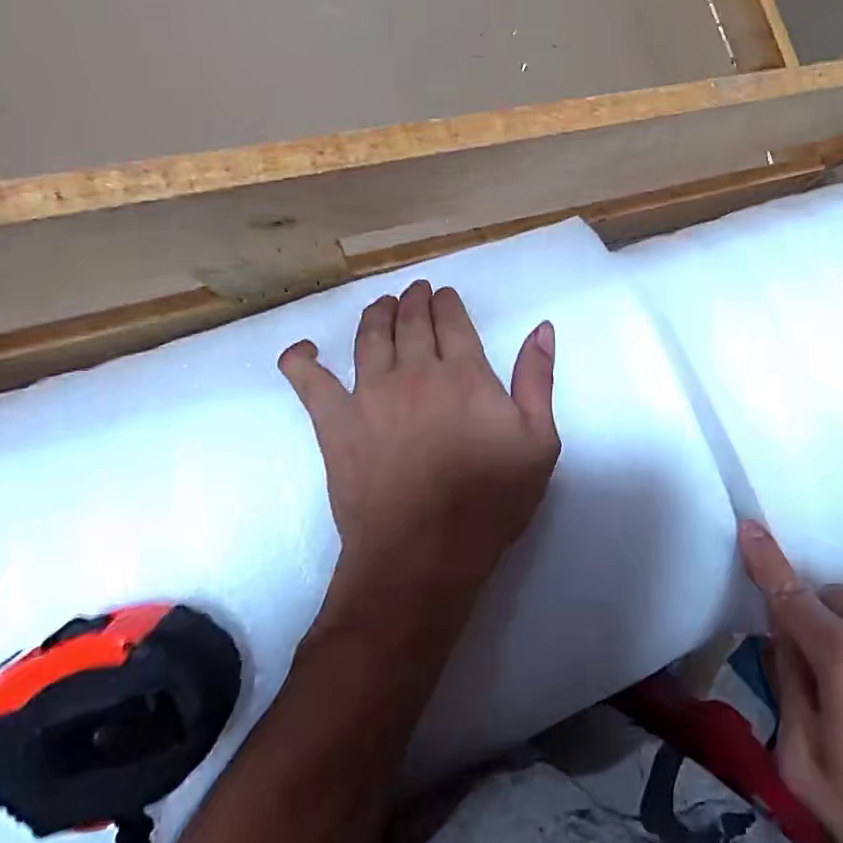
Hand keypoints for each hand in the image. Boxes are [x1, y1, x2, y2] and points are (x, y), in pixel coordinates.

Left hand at [279, 280, 560, 632]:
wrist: (424, 550)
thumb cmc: (490, 500)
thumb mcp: (539, 442)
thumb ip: (538, 380)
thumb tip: (541, 328)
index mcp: (465, 374)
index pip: (452, 321)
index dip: (447, 302)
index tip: (444, 294)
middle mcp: (414, 371)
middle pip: (410, 321)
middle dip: (414, 300)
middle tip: (414, 291)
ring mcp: (369, 393)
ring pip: (368, 337)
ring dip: (375, 314)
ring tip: (380, 305)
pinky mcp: (334, 421)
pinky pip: (308, 378)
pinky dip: (301, 358)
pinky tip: (303, 348)